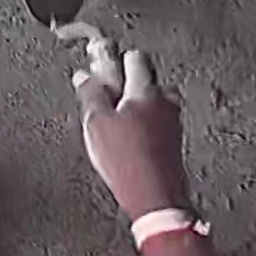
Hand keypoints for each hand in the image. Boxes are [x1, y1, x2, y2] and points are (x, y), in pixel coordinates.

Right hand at [74, 44, 189, 217]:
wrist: (155, 198)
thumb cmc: (127, 159)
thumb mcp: (96, 121)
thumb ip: (90, 93)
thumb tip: (84, 76)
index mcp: (146, 90)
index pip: (134, 57)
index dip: (113, 57)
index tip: (98, 59)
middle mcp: (164, 102)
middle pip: (143, 77)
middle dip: (123, 82)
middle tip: (101, 93)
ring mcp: (171, 122)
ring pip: (149, 100)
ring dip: (132, 103)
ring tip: (110, 118)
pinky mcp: (172, 141)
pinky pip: (154, 120)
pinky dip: (139, 121)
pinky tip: (123, 136)